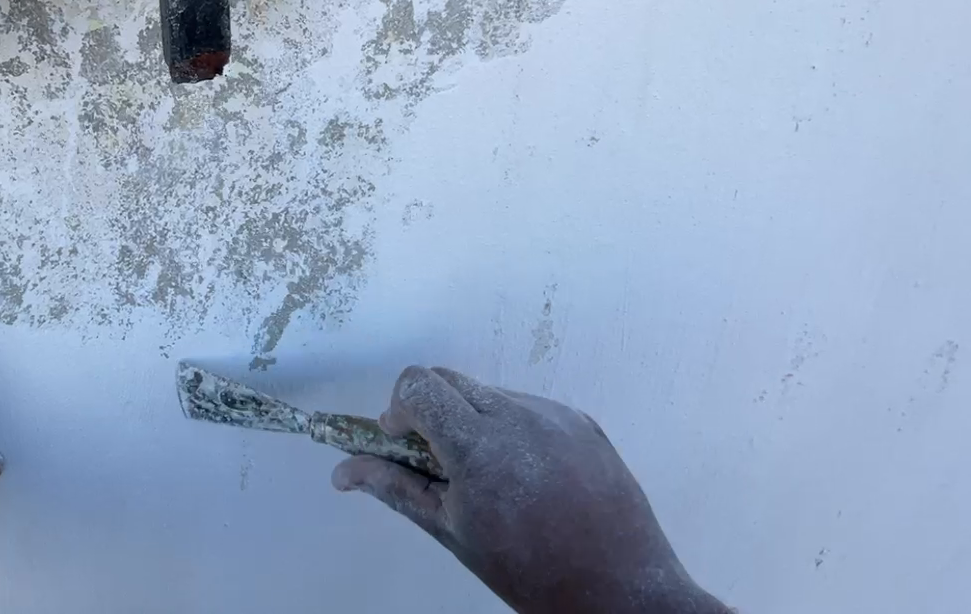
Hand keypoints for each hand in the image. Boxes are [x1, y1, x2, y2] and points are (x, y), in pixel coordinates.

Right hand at [332, 367, 726, 613]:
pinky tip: (528, 474)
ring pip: (484, 392)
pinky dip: (509, 427)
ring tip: (491, 473)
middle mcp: (516, 418)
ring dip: (469, 417)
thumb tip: (340, 472)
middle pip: (446, 379)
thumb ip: (394, 486)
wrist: (631, 601)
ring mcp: (554, 415)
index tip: (406, 442)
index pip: (417, 384)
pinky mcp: (581, 420)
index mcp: (479, 448)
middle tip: (441, 459)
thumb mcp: (452, 532)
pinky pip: (525, 405)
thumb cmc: (529, 574)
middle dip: (429, 409)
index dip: (400, 408)